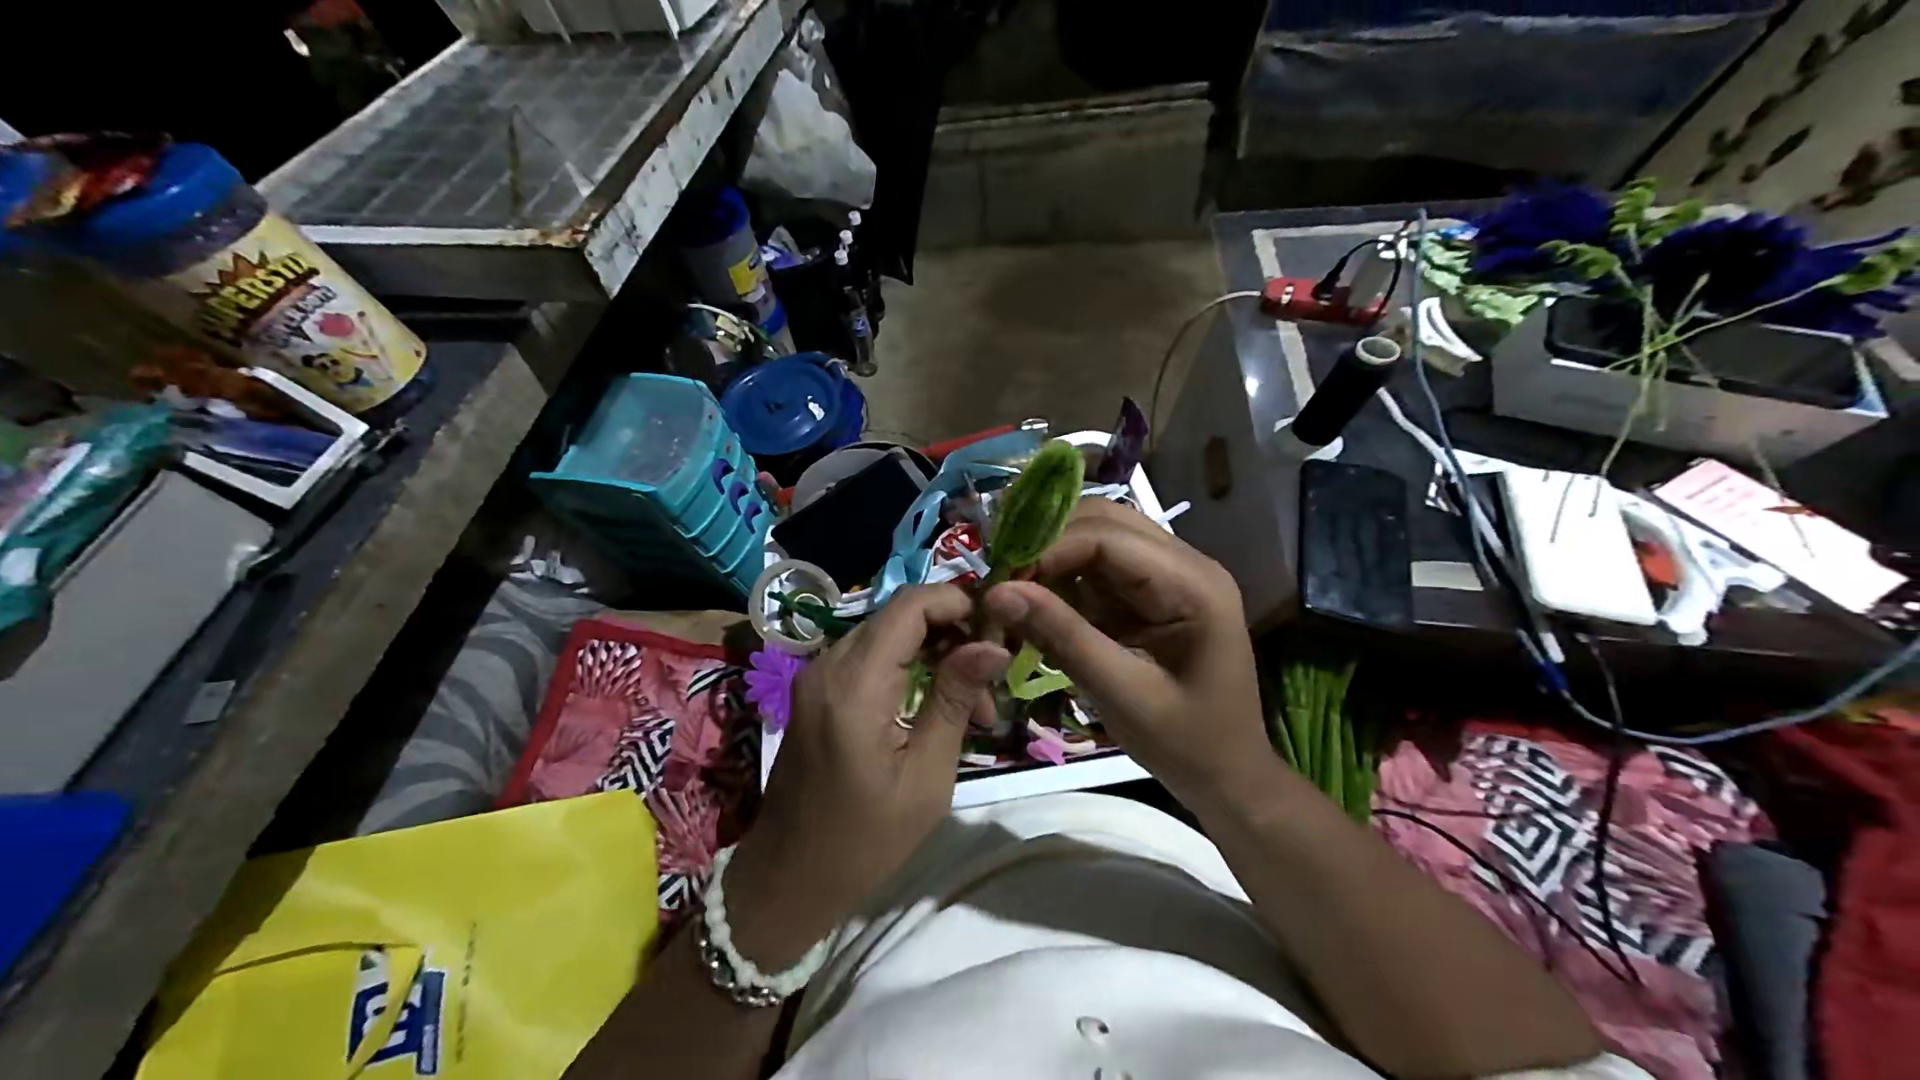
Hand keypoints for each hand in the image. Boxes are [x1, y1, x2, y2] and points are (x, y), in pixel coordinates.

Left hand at [724, 585, 1009, 967]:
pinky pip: (869, 657)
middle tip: (989, 682)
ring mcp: (816, 675)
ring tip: (972, 704)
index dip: (958, 604)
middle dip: (952, 632)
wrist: (788, 879)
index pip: (910, 605)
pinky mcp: (815, 690)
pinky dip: (907, 667)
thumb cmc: (864, 840)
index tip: (997, 635)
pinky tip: (934, 704)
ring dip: (933, 652)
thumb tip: (993, 645)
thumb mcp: (925, 775)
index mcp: (855, 684)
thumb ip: (954, 699)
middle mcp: (829, 665)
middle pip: (899, 614)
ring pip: (887, 633)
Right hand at [982, 498, 1272, 811]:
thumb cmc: (1185, 741)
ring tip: (1013, 590)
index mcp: (1193, 584)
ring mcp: (1167, 575)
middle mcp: (1184, 564)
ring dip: (1052, 558)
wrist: (1226, 775)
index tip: (1001, 583)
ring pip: (1097, 537)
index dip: (1049, 549)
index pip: (1108, 537)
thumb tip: (997, 592)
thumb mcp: (1121, 692)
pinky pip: (1097, 568)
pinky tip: (1037, 604)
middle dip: (1048, 544)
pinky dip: (1062, 579)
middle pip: (1103, 522)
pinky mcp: (1148, 593)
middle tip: (1002, 580)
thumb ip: (1062, 636)